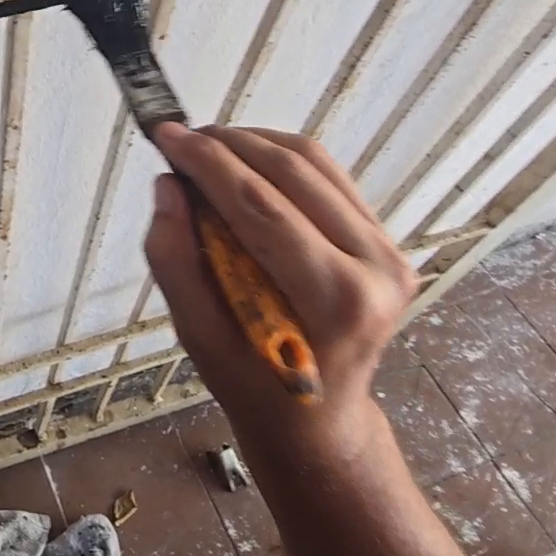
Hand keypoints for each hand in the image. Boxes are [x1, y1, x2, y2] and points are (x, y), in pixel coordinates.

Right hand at [145, 124, 416, 477]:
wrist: (319, 421)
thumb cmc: (252, 384)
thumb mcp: (197, 335)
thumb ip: (174, 259)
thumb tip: (168, 185)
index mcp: (333, 300)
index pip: (261, 206)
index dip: (207, 162)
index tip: (166, 134)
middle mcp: (375, 267)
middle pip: (291, 173)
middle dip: (226, 144)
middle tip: (180, 138)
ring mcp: (389, 250)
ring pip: (313, 162)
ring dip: (252, 142)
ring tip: (206, 147)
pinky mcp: (385, 238)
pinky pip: (327, 174)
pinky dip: (279, 156)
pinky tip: (244, 161)